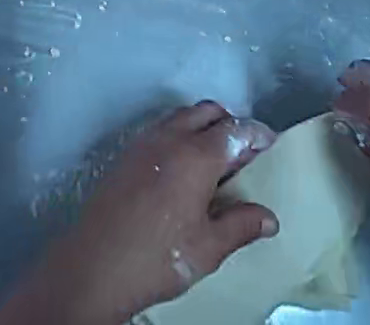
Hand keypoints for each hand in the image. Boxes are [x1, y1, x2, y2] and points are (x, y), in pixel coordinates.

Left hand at [0, 101, 280, 324]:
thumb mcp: (208, 246)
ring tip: (218, 160)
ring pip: (182, 116)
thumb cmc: (159, 255)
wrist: (99, 258)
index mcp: (195, 155)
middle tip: (246, 153)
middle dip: (230, 123)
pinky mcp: (129, 151)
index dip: (255, 133)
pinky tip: (186, 167)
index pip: (233, 130)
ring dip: (203, 126)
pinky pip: (162, 128)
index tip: (271, 143)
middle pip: (206, 112)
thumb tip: (269, 217)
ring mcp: (145, 140)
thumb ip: (240, 225)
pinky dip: (181, 133)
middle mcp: (170, 137)